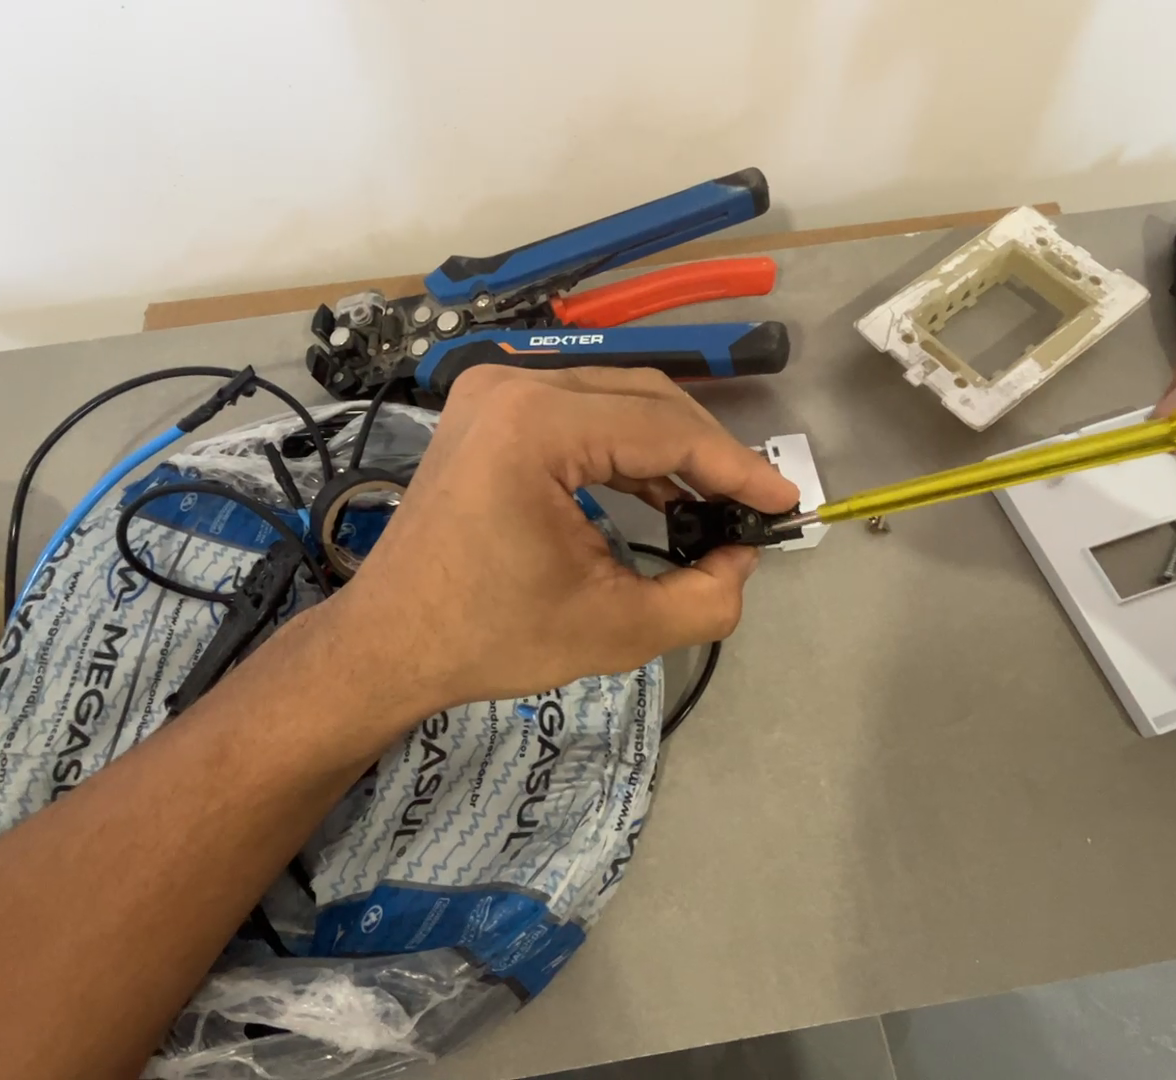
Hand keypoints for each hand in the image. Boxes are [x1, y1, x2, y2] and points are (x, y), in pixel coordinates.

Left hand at [316, 366, 797, 715]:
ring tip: (713, 506)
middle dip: (707, 455)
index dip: (737, 468)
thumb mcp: (615, 629)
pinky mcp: (487, 411)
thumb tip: (744, 559)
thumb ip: (704, 598)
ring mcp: (493, 391)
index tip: (785, 502)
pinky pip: (579, 415)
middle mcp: (513, 386)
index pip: (666, 430)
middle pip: (645, 401)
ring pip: (615, 402)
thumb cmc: (491, 638)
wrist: (390, 642)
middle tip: (751, 506)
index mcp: (537, 427)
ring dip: (669, 451)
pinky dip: (624, 450)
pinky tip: (658, 493)